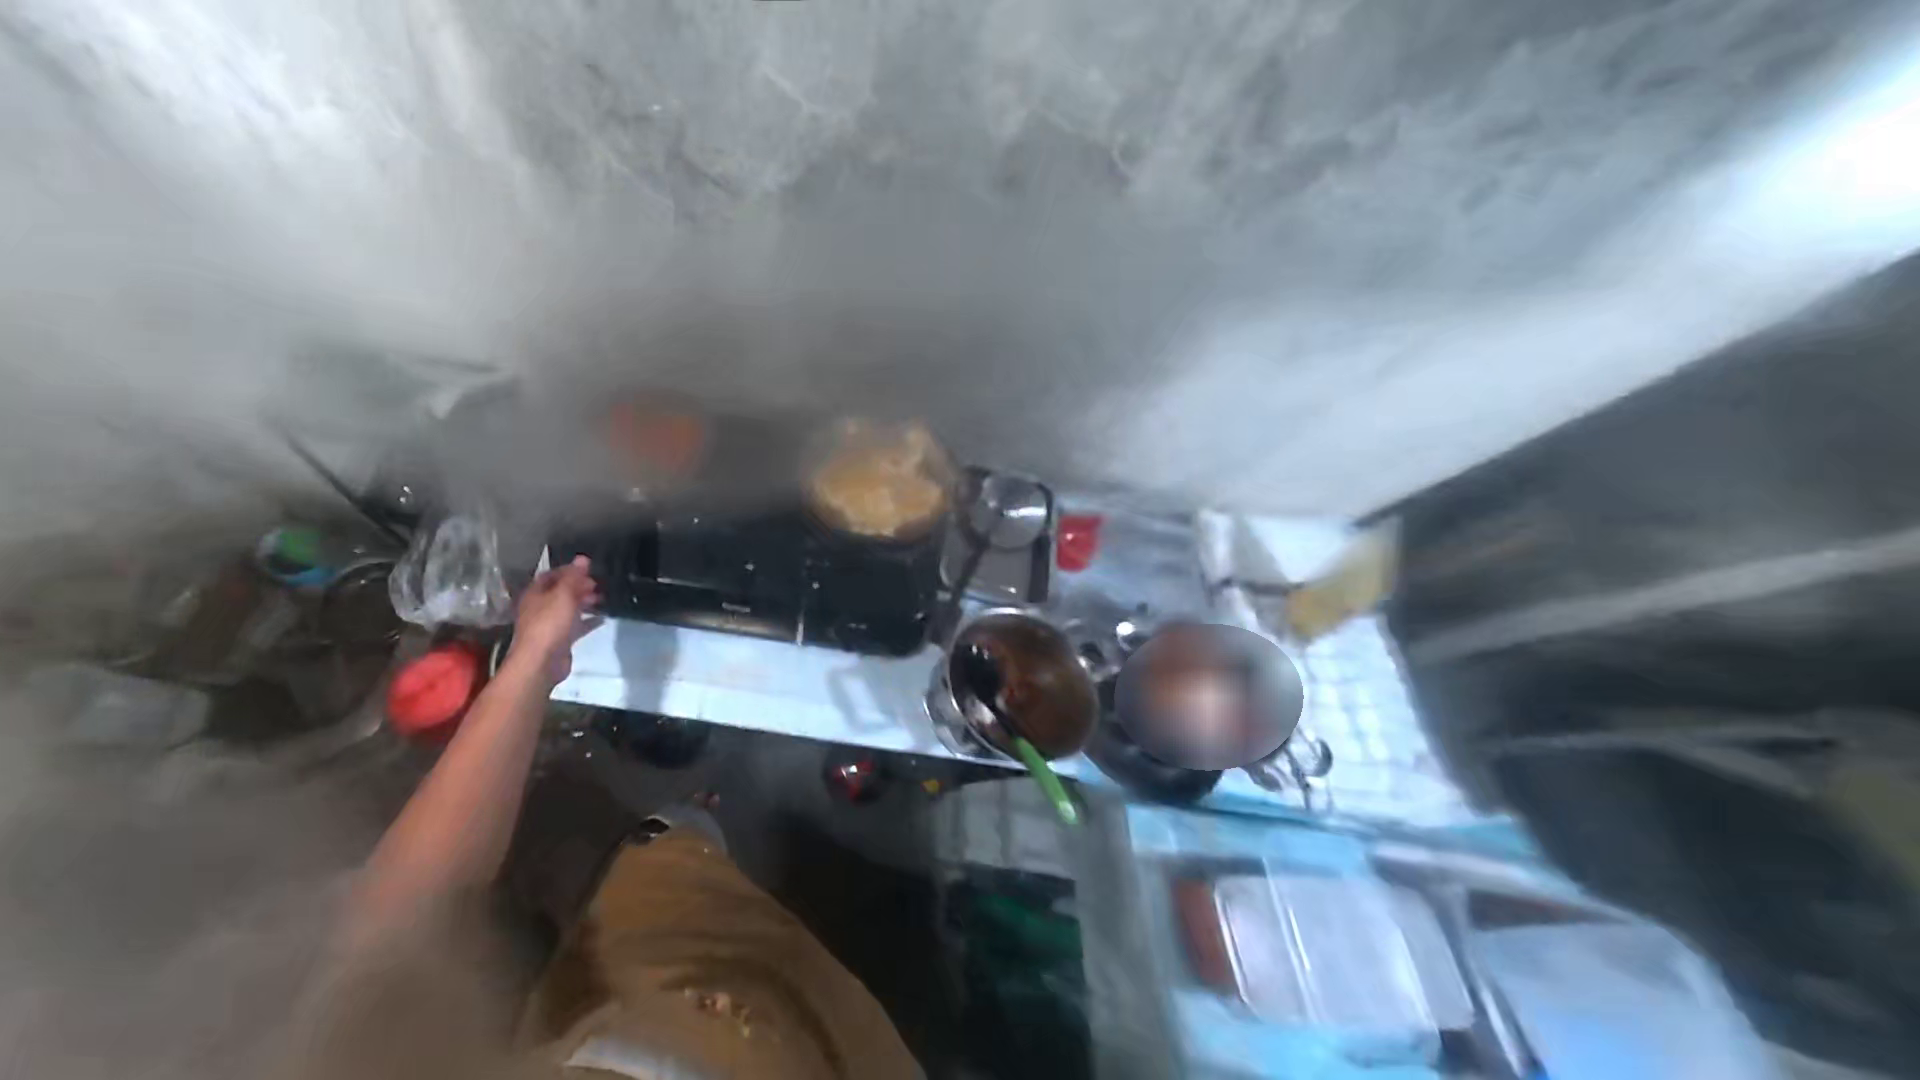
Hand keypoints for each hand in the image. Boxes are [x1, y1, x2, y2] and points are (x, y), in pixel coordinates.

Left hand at [509, 556, 600, 685]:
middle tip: (597, 584)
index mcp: (535, 594)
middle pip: (559, 592)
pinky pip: (576, 625)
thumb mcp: (563, 595)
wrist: (541, 661)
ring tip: (602, 598)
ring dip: (584, 602)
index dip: (568, 570)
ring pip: (568, 608)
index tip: (588, 568)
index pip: (550, 575)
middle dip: (578, 586)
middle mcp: (539, 607)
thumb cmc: (549, 624)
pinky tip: (602, 618)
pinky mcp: (559, 639)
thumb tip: (582, 558)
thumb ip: (574, 577)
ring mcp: (549, 624)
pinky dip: (588, 620)